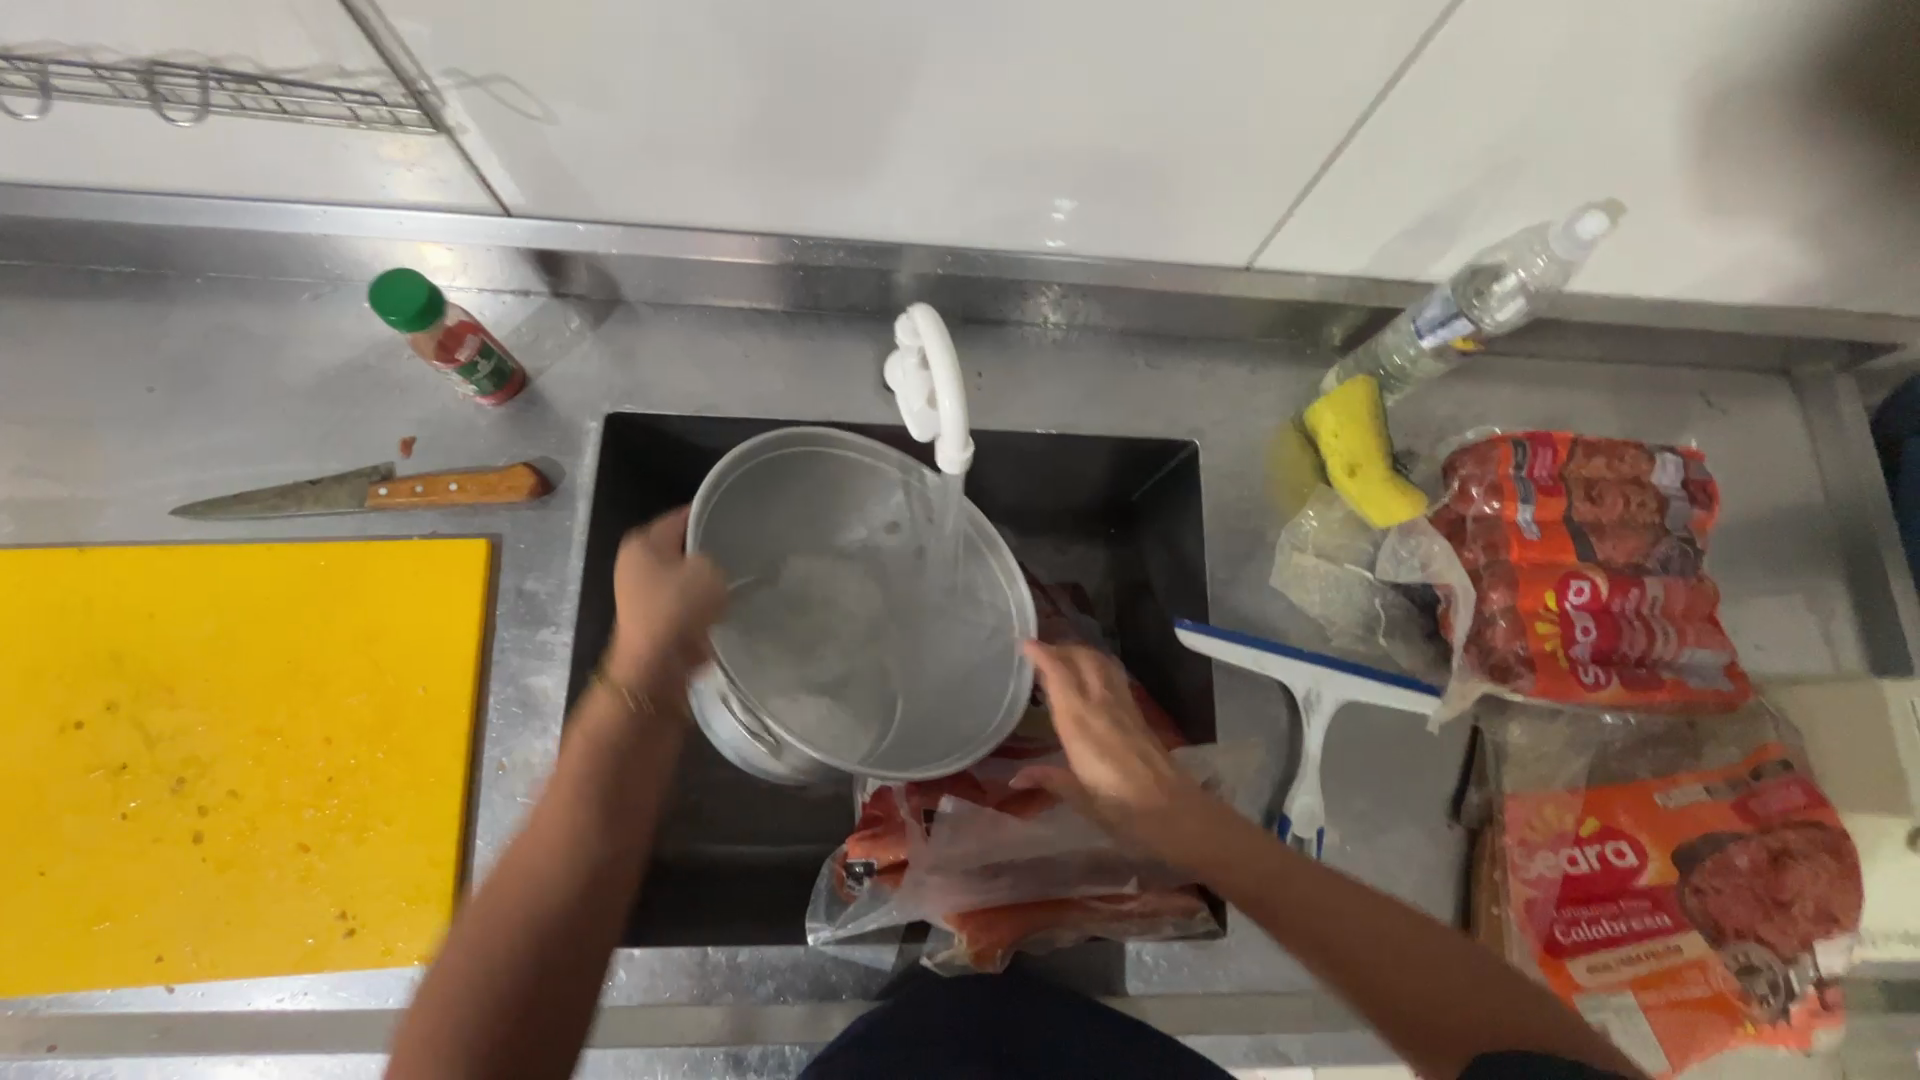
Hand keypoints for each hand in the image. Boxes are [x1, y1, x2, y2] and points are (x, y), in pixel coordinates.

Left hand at [603, 507, 727, 695]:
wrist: (658, 664)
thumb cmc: (679, 607)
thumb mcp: (708, 568)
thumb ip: (714, 556)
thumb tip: (714, 561)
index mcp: (643, 541)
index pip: (682, 516)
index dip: (712, 515)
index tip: (740, 520)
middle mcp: (635, 563)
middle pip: (680, 547)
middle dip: (708, 549)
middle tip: (742, 550)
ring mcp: (640, 593)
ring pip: (683, 576)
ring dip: (706, 580)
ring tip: (738, 578)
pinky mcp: (652, 619)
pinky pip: (684, 601)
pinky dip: (701, 603)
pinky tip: (725, 605)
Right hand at [1010, 641, 1225, 860]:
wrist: (1178, 813)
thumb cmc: (1125, 810)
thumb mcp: (1082, 800)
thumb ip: (1051, 781)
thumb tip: (1015, 777)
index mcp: (1081, 724)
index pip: (1060, 676)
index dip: (1043, 655)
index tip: (1026, 644)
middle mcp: (1102, 706)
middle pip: (1083, 659)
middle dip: (1061, 648)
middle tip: (1041, 651)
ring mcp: (1124, 707)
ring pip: (1102, 663)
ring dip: (1082, 653)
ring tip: (1063, 658)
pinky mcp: (1139, 714)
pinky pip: (1115, 677)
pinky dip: (1098, 666)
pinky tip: (1092, 678)